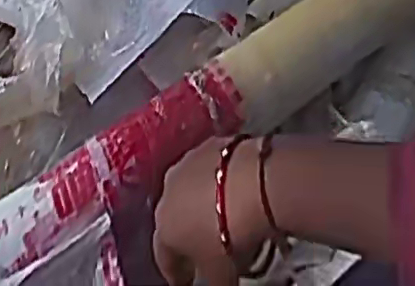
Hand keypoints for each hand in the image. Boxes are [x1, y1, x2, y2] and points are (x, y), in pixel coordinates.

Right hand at [153, 138, 272, 285]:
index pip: (164, 257)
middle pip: (174, 217)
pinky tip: (233, 191)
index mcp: (163, 226)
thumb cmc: (230, 236)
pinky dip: (216, 180)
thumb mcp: (220, 275)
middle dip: (187, 232)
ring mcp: (186, 161)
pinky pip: (208, 169)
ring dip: (200, 202)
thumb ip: (208, 281)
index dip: (176, 272)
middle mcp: (167, 189)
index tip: (188, 280)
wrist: (251, 183)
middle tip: (207, 247)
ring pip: (189, 188)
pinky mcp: (208, 143)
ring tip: (224, 215)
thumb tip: (210, 280)